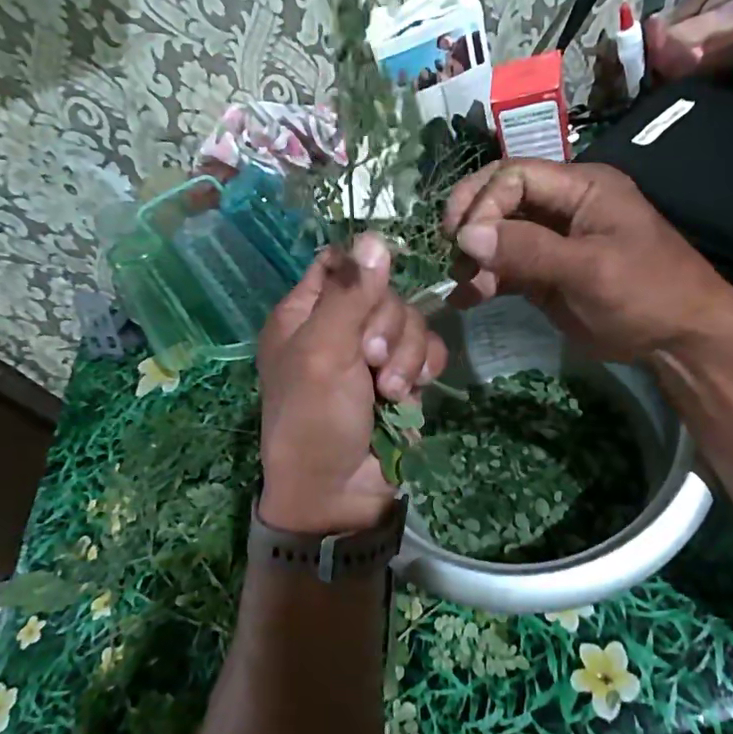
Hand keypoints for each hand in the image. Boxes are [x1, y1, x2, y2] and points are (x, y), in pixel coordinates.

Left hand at [256, 234, 447, 534]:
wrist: (339, 495)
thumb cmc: (314, 421)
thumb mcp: (323, 354)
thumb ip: (351, 296)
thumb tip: (373, 237)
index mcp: (304, 314)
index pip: (337, 263)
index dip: (362, 271)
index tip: (375, 288)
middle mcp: (338, 327)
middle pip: (384, 291)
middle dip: (387, 327)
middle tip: (369, 363)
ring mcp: (372, 354)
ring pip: (411, 320)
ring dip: (406, 355)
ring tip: (389, 392)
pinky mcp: (402, 377)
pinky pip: (428, 349)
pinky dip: (424, 368)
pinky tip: (409, 394)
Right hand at [442, 159, 732, 360]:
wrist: (679, 342)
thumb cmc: (646, 293)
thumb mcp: (590, 269)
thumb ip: (528, 250)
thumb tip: (466, 235)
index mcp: (581, 187)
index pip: (515, 176)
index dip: (484, 202)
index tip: (465, 241)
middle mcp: (563, 207)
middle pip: (500, 199)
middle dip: (473, 224)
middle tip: (453, 254)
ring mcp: (553, 241)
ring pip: (498, 235)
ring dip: (475, 256)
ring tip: (462, 283)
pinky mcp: (546, 275)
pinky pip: (506, 268)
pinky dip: (484, 281)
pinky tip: (465, 299)